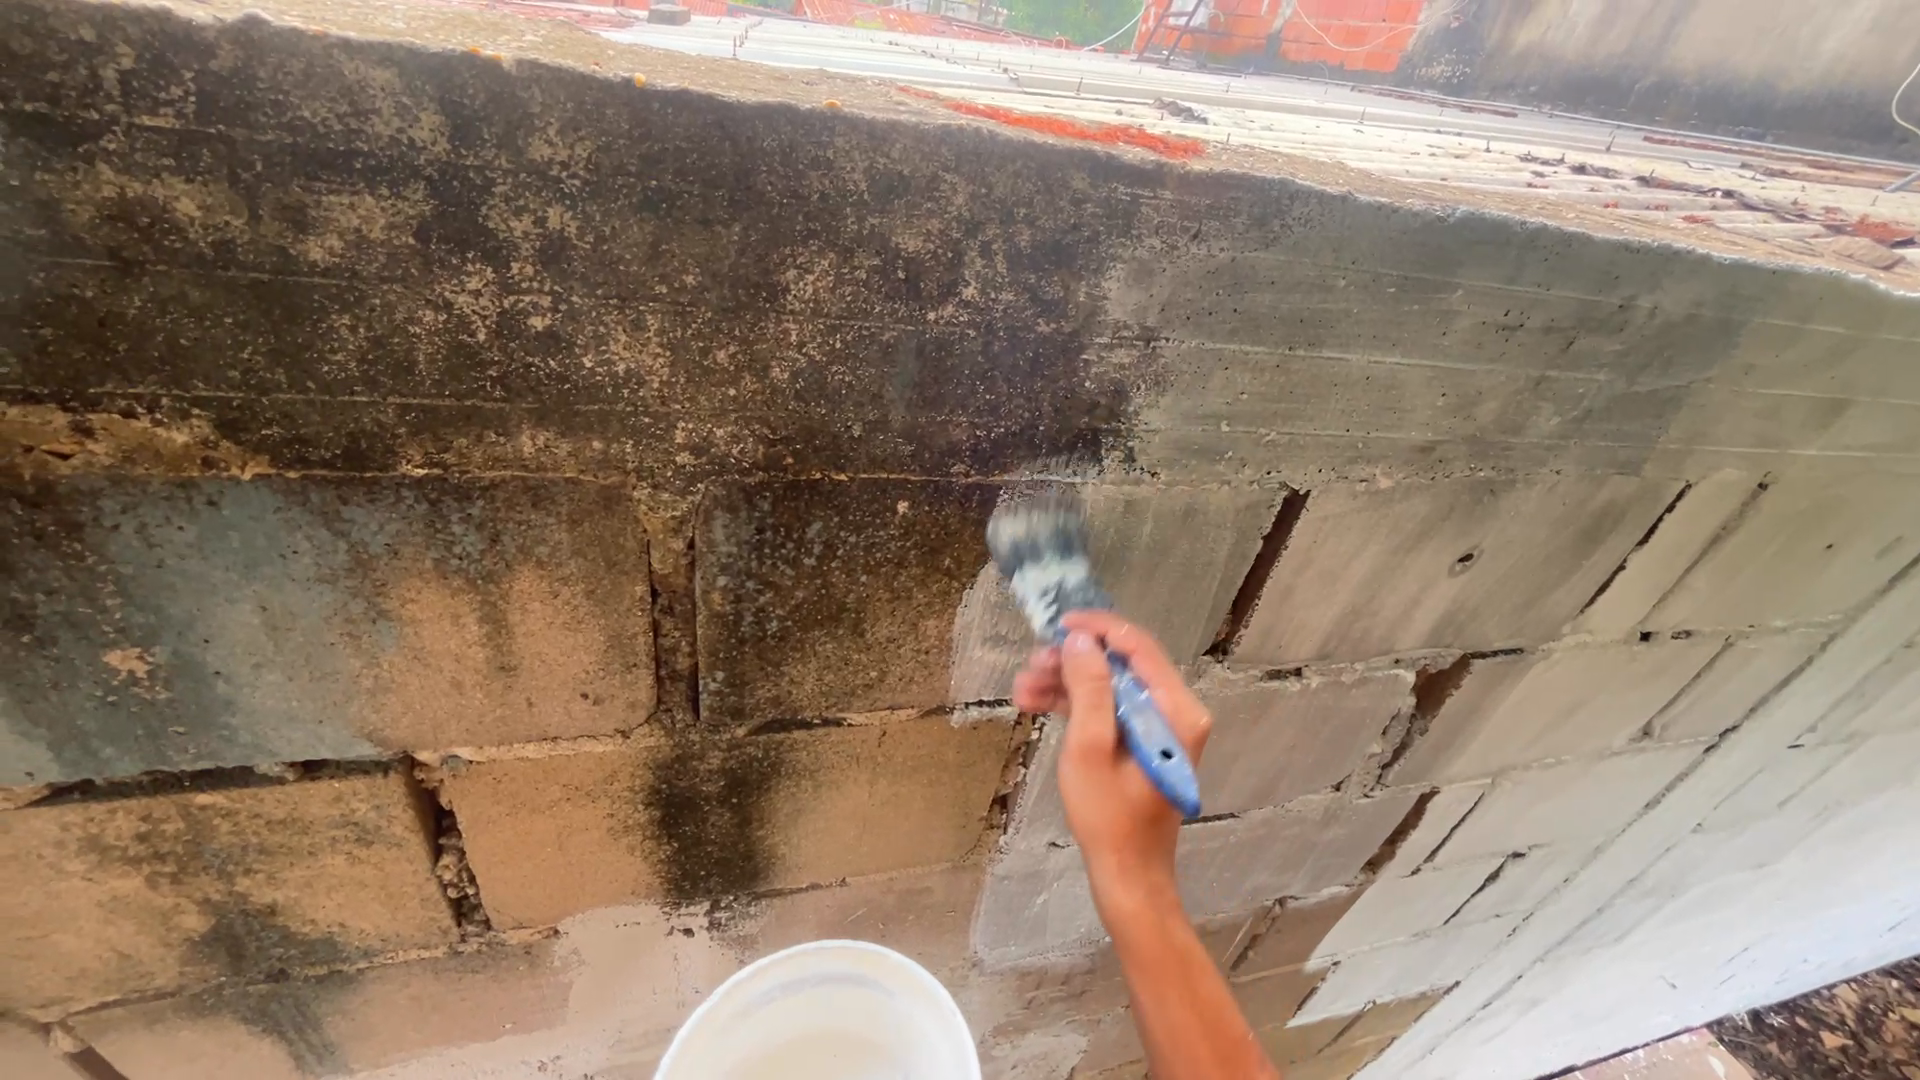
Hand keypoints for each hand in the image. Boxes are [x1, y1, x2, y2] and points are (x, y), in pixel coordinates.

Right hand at [1011, 612, 1211, 892]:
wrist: (1126, 873)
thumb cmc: (1108, 817)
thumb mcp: (1090, 748)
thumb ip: (1089, 689)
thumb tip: (1080, 640)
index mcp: (1176, 711)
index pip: (1139, 648)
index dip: (1099, 629)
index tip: (1059, 623)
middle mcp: (1174, 711)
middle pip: (1120, 664)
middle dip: (1072, 661)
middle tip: (1031, 665)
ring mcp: (1158, 726)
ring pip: (1108, 684)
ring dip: (1065, 681)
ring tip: (1023, 688)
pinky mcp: (1141, 739)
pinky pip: (1107, 707)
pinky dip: (1073, 703)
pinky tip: (1035, 702)